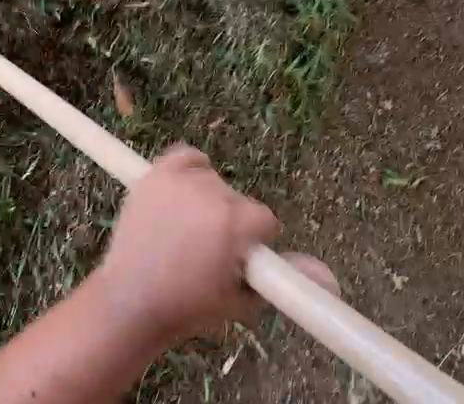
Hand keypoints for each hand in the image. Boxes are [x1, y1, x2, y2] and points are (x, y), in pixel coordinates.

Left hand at [87, 144, 337, 348]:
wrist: (130, 299)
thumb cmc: (188, 306)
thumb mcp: (241, 299)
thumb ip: (287, 282)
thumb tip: (333, 279)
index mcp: (235, 224)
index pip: (265, 218)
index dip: (256, 240)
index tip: (240, 257)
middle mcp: (211, 194)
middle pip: (237, 199)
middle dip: (231, 222)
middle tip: (208, 250)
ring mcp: (181, 182)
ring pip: (212, 180)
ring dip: (208, 199)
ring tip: (188, 231)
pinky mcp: (156, 174)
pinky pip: (187, 156)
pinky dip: (191, 169)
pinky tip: (186, 191)